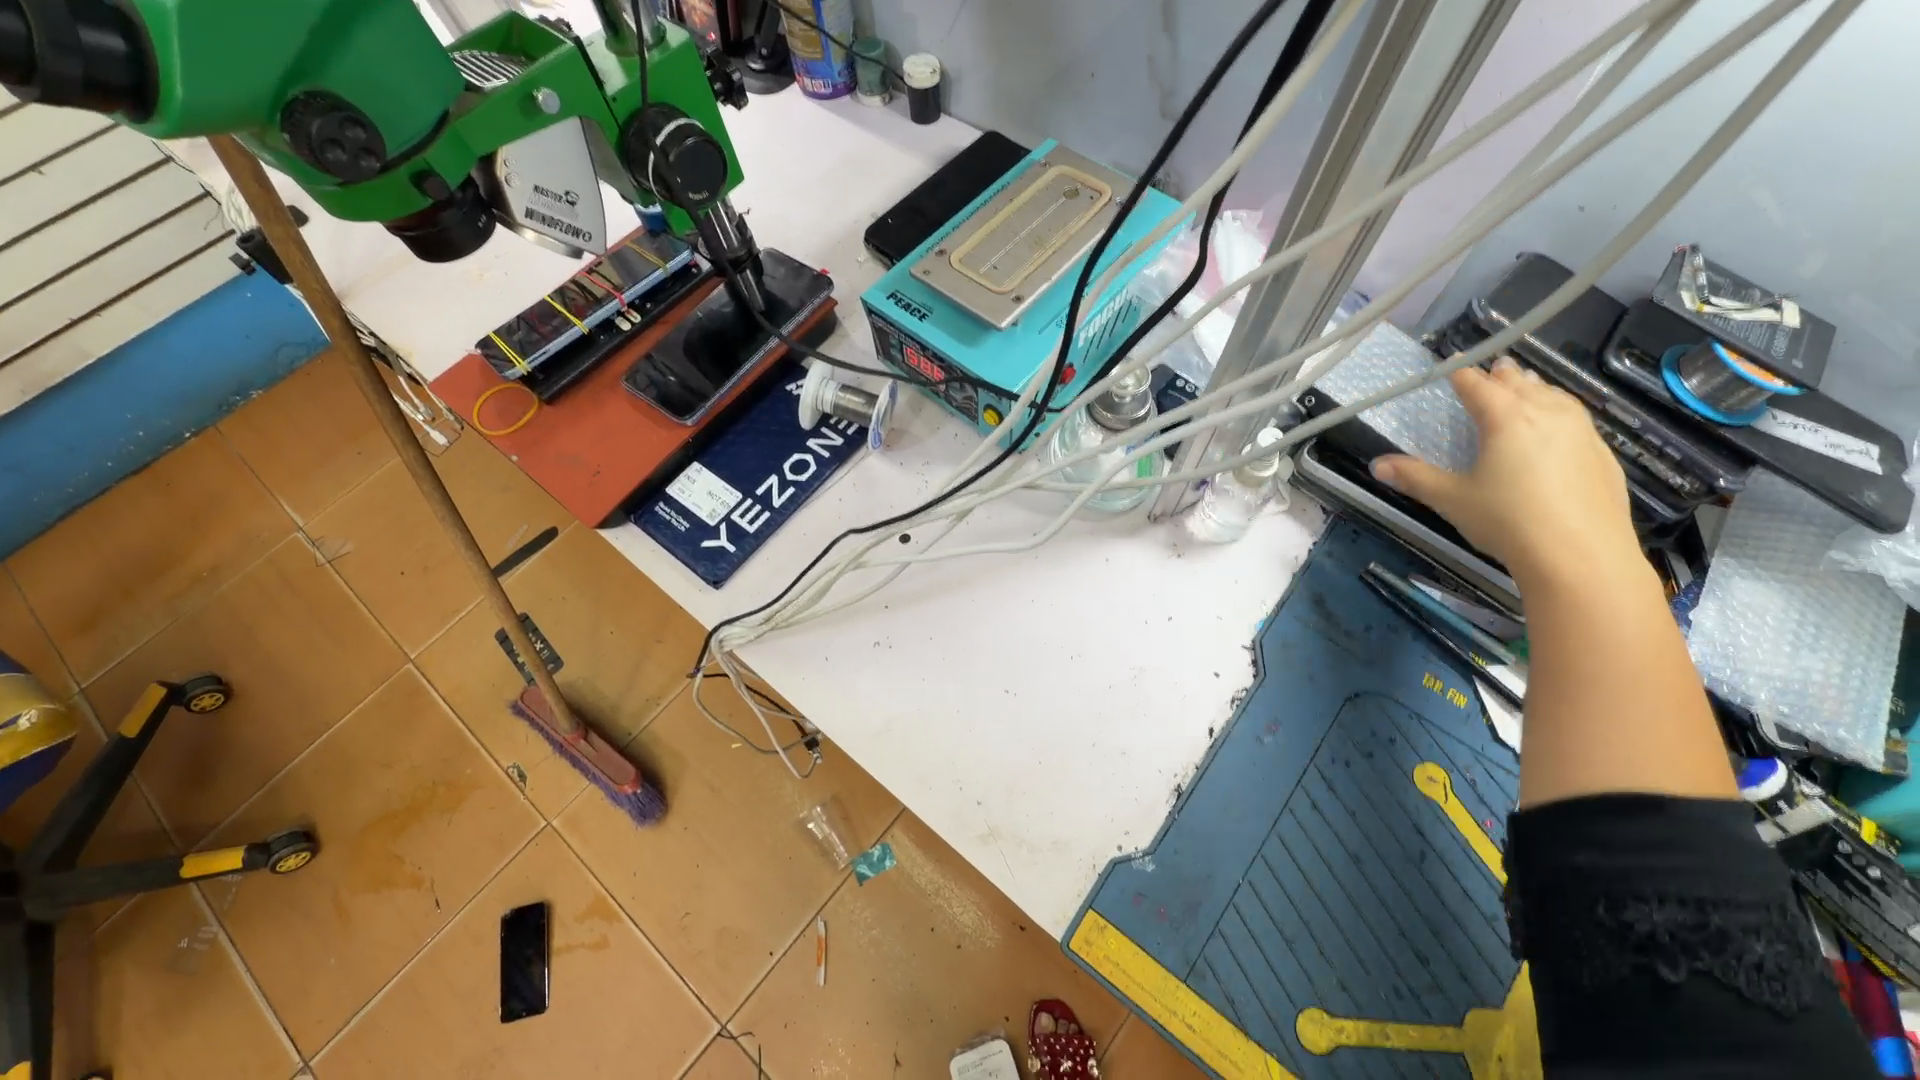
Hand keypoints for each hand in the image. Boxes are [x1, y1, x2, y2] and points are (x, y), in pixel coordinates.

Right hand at [1370, 356, 1639, 589]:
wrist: (1581, 556)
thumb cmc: (1508, 521)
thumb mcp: (1452, 500)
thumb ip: (1415, 478)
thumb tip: (1377, 465)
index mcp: (1505, 418)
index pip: (1477, 385)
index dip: (1461, 375)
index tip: (1450, 367)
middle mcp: (1546, 414)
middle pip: (1520, 384)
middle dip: (1502, 376)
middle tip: (1492, 370)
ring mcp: (1581, 432)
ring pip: (1555, 396)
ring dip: (1535, 389)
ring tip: (1527, 388)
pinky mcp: (1602, 454)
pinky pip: (1577, 420)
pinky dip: (1561, 412)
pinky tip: (1558, 428)